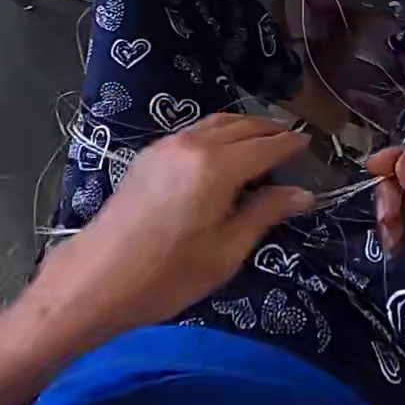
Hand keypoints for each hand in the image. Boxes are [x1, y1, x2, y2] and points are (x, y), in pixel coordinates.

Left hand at [29, 115, 313, 341]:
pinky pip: (194, 131)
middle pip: (242, 126)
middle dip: (270, 129)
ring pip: (216, 123)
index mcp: (217, 166)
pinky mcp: (149, 155)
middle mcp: (193, 144)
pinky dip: (218, 132)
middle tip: (291, 140)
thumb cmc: (167, 275)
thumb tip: (303, 194)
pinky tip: (223, 150)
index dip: (290, 144)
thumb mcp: (226, 251)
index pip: (266, 146)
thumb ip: (265, 213)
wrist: (94, 281)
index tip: (310, 143)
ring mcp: (167, 145)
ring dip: (244, 126)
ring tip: (262, 139)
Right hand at [368, 144, 404, 327]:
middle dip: (392, 190)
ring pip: (400, 195)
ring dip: (388, 211)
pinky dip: (389, 228)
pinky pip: (398, 219)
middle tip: (385, 218)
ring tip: (389, 238)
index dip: (402, 157)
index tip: (374, 167)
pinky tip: (392, 246)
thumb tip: (403, 158)